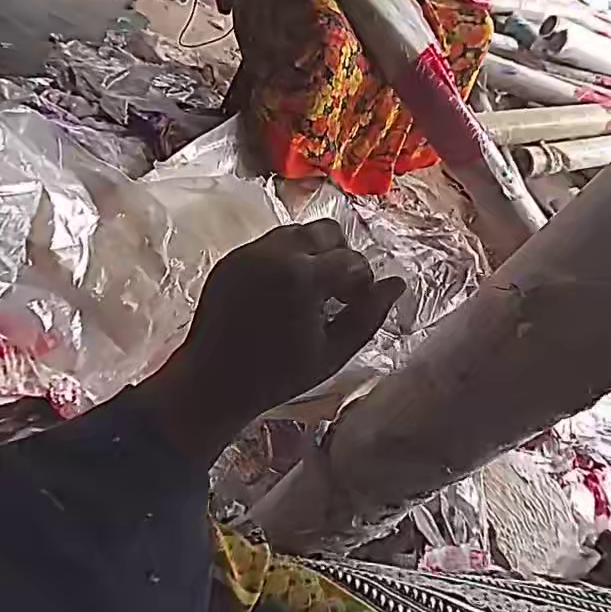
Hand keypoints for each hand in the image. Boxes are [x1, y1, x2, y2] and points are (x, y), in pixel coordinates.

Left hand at [145, 222, 404, 461]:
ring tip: (309, 291)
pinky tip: (282, 292)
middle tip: (336, 292)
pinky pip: (268, 245)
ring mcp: (248, 253)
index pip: (351, 260)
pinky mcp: (231, 259)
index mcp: (302, 276)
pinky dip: (283, 259)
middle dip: (340, 256)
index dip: (361, 283)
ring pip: (296, 233)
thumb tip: (396, 284)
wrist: (214, 380)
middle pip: (326, 230)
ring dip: (311, 253)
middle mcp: (274, 253)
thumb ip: (368, 315)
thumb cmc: (277, 374)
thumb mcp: (333, 353)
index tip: (354, 305)